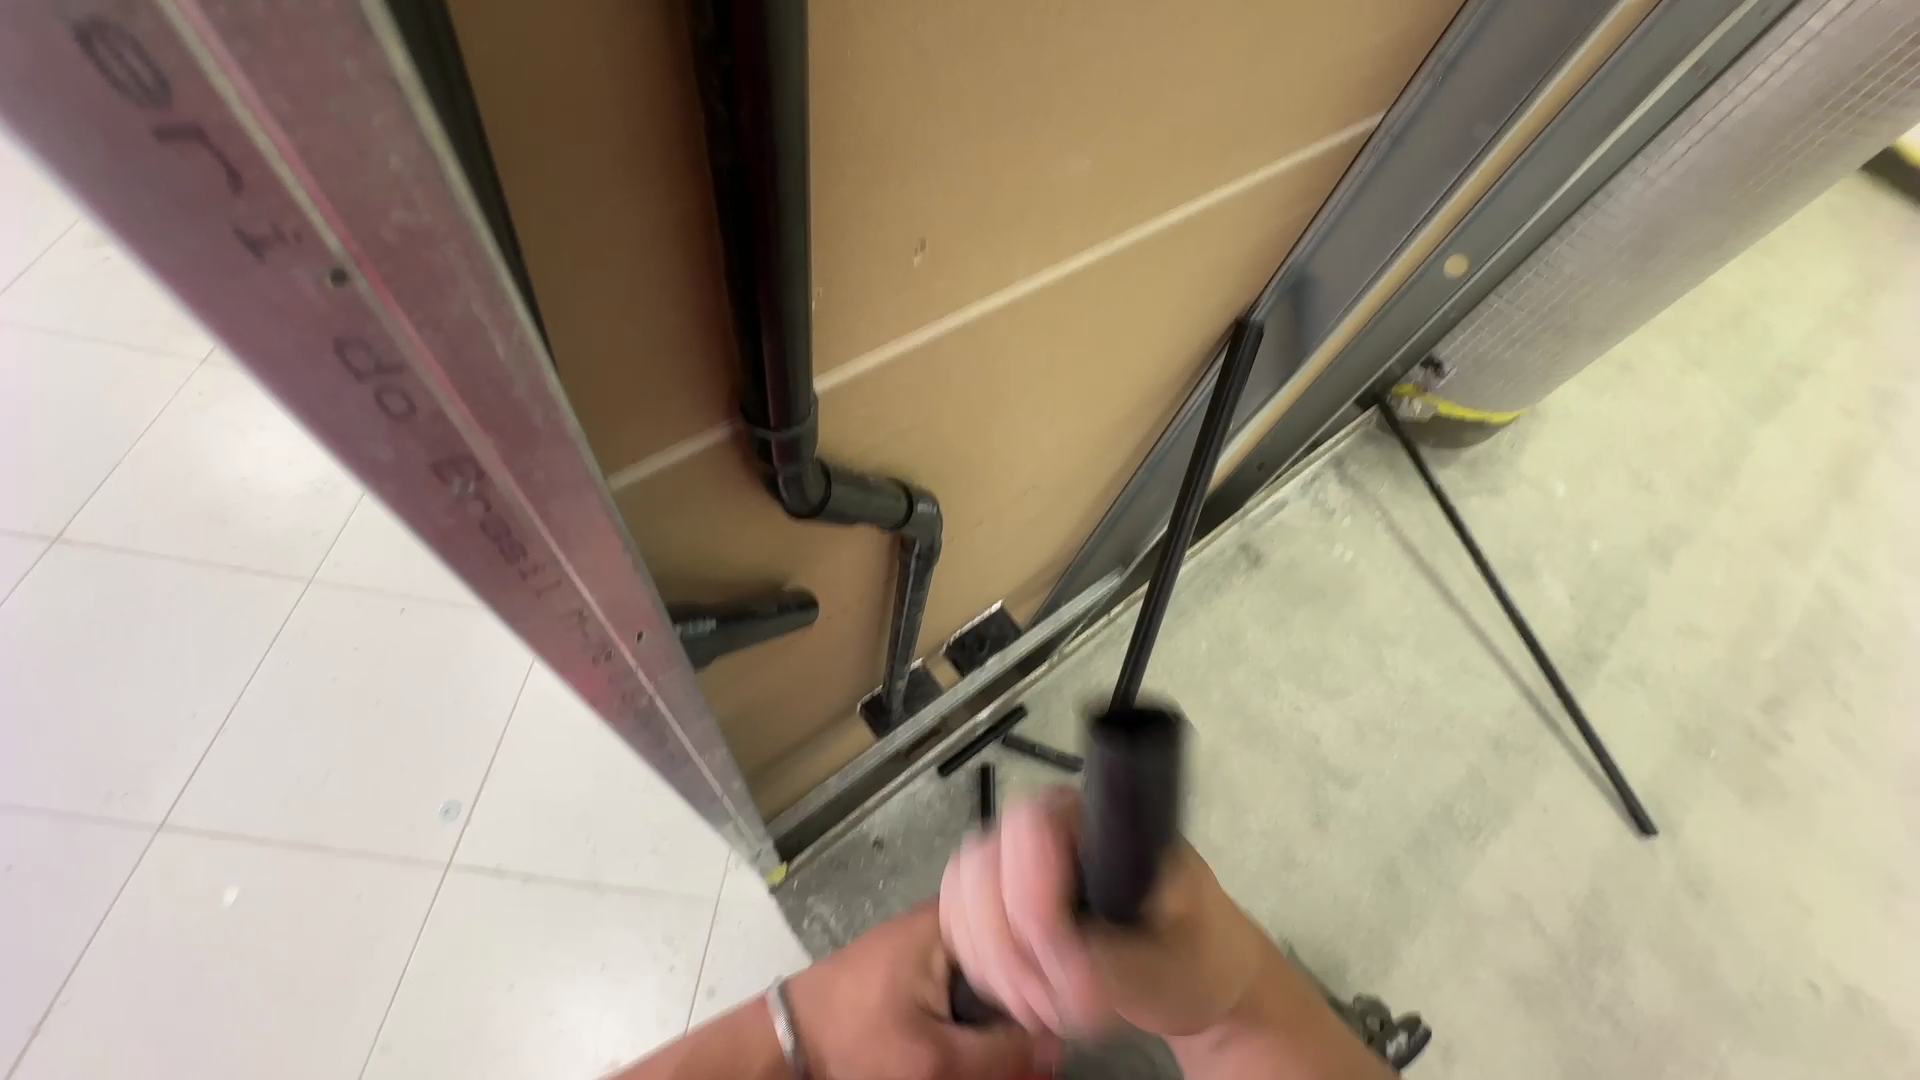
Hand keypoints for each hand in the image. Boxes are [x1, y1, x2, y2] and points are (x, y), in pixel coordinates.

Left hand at [784, 905, 1042, 1079]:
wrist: (790, 1041)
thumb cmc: (857, 1037)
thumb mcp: (933, 1058)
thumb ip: (1001, 1054)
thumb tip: (1060, 1047)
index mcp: (953, 920)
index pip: (1025, 931)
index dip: (1049, 971)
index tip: (1066, 1009)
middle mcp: (948, 917)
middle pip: (1010, 951)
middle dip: (1027, 997)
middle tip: (1041, 1040)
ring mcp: (933, 937)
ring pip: (991, 970)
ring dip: (1003, 1008)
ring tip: (1020, 1042)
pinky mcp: (922, 961)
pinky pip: (969, 980)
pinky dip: (980, 1008)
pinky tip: (987, 1039)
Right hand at [939, 787, 1276, 1038]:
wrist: (1190, 968)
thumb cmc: (1194, 952)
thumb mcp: (1170, 964)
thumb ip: (1115, 963)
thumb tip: (1065, 970)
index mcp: (1095, 818)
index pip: (1029, 829)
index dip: (1031, 900)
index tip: (1064, 961)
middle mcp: (1044, 824)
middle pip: (982, 867)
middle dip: (1010, 948)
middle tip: (1054, 1001)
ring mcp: (1011, 855)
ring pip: (962, 896)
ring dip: (995, 964)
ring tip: (1045, 1004)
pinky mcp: (994, 891)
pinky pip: (957, 920)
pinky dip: (981, 966)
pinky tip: (1024, 994)